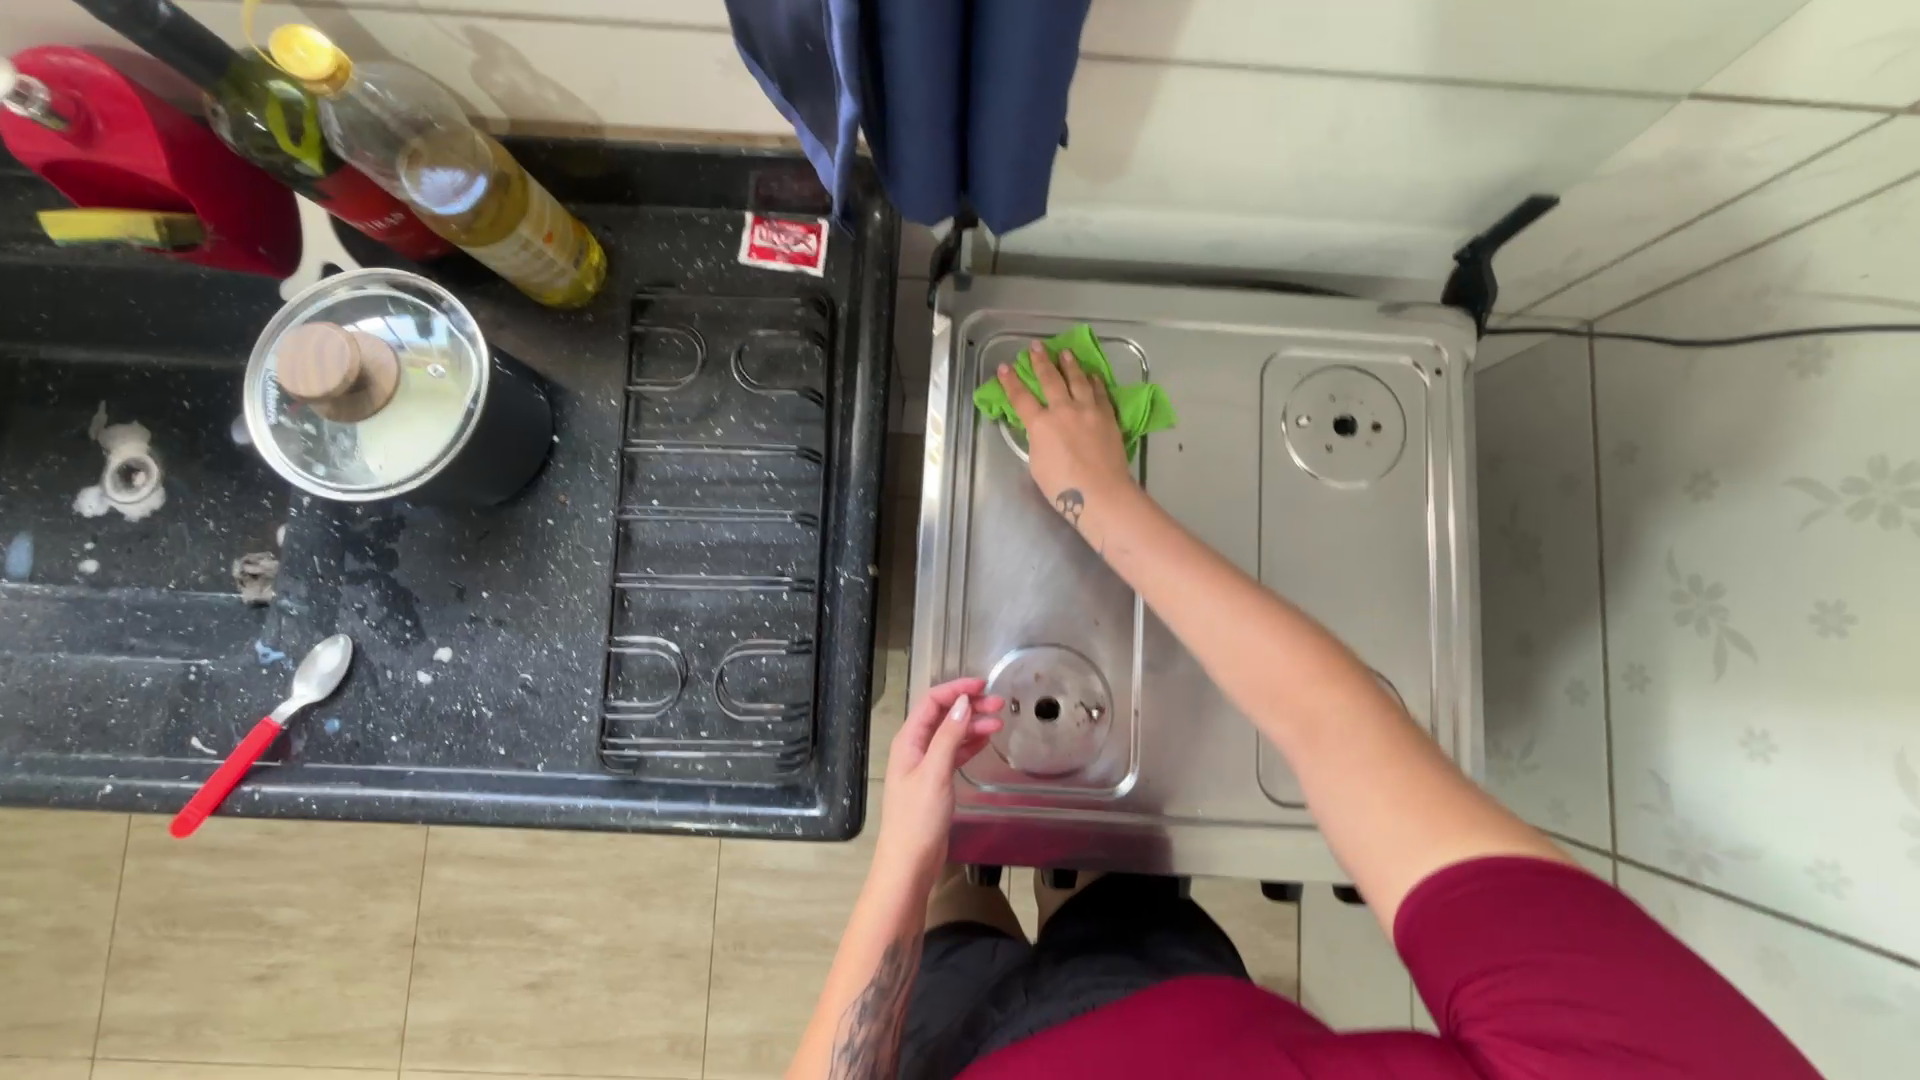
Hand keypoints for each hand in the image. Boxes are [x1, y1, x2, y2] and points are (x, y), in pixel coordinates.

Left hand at [875, 678, 1002, 878]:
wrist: (909, 863)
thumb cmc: (918, 819)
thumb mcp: (935, 773)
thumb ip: (949, 736)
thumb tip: (963, 702)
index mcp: (908, 741)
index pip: (932, 702)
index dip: (956, 689)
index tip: (983, 685)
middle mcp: (915, 748)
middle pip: (943, 715)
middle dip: (970, 706)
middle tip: (999, 704)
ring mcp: (926, 765)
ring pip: (951, 733)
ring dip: (973, 725)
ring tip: (999, 723)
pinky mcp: (936, 781)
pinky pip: (954, 752)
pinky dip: (970, 744)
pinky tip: (987, 740)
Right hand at [997, 341, 1133, 548]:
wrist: (1101, 492)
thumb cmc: (1062, 487)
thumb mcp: (1037, 464)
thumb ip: (1037, 441)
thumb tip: (1041, 431)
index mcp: (1041, 424)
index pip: (1021, 398)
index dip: (1010, 382)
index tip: (1005, 367)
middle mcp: (1064, 410)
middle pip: (1050, 380)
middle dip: (1040, 361)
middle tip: (1036, 346)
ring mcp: (1088, 411)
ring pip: (1078, 380)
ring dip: (1070, 365)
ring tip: (1066, 352)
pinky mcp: (1108, 417)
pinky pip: (1100, 393)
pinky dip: (1095, 382)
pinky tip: (1093, 375)